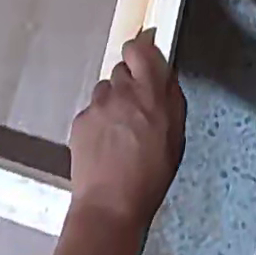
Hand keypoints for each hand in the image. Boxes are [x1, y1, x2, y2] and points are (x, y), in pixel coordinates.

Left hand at [67, 31, 185, 230]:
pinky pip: (91, 111)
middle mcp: (121, 90)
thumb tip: (166, 75)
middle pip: (121, 70)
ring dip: (112, 102)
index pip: (138, 49)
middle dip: (128, 83)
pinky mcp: (79, 121)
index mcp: (149, 90)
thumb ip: (171, 97)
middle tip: (134, 109)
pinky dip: (97, 122)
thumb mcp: (176, 134)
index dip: (139, 51)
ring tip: (118, 132)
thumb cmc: (151, 173)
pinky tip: (104, 145)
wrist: (110, 205)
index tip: (142, 61)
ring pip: (105, 90)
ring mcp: (97, 105)